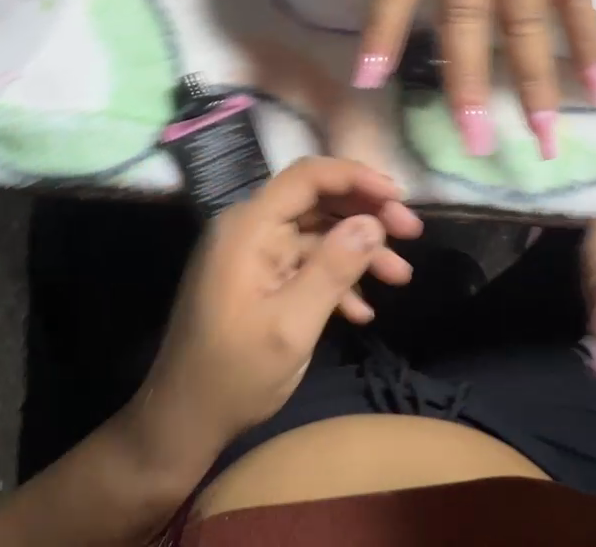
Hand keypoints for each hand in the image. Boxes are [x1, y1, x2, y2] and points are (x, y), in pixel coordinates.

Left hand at [129, 158, 423, 457]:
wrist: (183, 420)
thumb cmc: (234, 373)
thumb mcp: (292, 325)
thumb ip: (333, 269)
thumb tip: (373, 222)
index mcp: (250, 226)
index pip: (308, 176)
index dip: (357, 178)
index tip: (400, 197)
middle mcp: (250, 229)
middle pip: (317, 201)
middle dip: (366, 214)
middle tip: (412, 233)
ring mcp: (253, 254)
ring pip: (316, 234)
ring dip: (359, 252)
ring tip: (401, 276)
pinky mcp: (258, 279)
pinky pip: (304, 263)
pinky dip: (336, 279)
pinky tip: (362, 312)